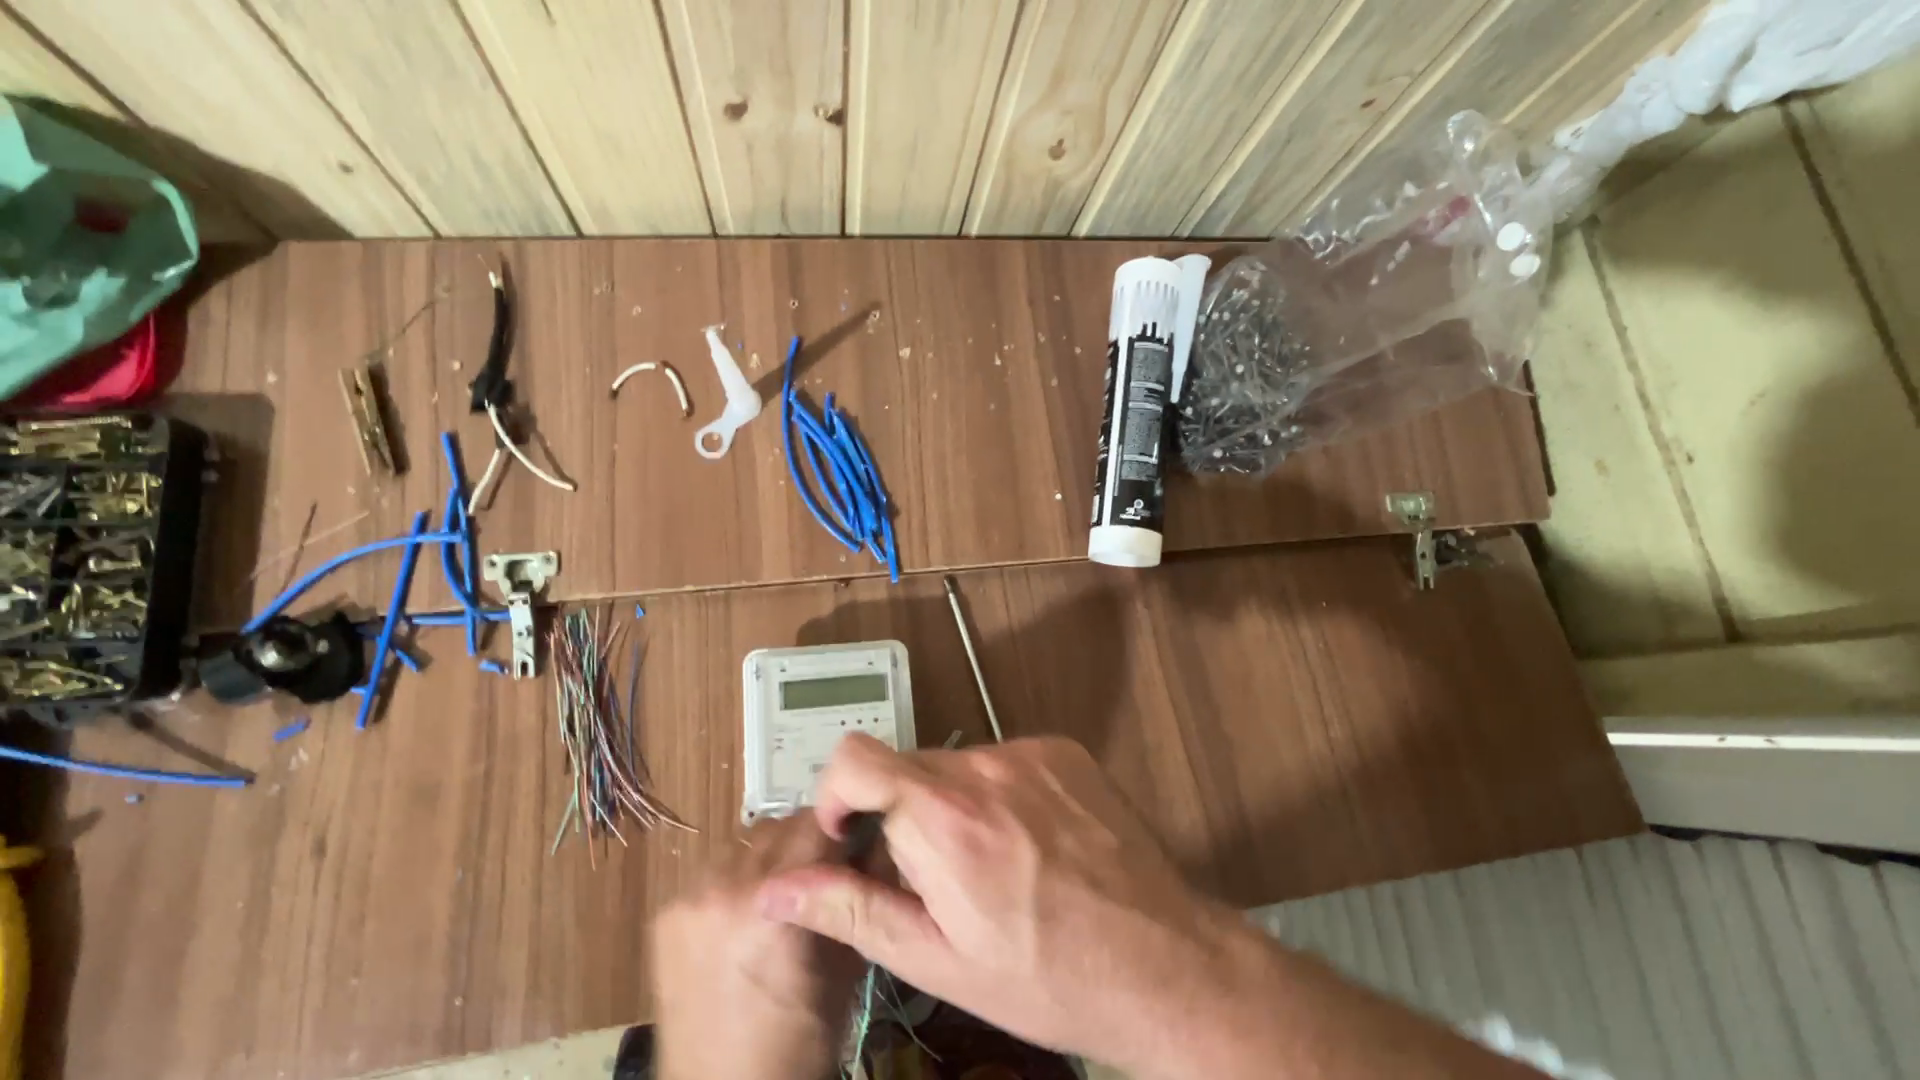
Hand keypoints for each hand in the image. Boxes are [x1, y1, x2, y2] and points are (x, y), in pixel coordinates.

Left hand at [650, 813, 864, 1079]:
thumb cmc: (798, 1041)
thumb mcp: (845, 971)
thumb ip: (855, 899)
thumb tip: (875, 845)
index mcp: (774, 906)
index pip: (817, 825)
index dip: (843, 828)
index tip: (857, 842)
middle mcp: (724, 889)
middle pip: (779, 826)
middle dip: (807, 841)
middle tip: (825, 870)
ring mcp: (689, 898)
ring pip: (745, 843)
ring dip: (771, 856)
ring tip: (785, 893)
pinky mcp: (667, 912)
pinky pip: (714, 870)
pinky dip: (737, 879)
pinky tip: (748, 913)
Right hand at [754, 734, 1234, 1073]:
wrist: (1165, 964)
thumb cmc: (1050, 977)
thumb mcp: (938, 959)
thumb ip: (850, 910)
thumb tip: (777, 891)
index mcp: (944, 821)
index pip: (854, 758)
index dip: (838, 794)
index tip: (855, 838)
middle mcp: (985, 770)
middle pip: (905, 766)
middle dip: (902, 815)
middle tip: (934, 878)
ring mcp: (1031, 755)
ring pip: (955, 765)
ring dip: (952, 806)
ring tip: (991, 867)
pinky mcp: (1065, 752)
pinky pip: (1003, 760)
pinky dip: (999, 793)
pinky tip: (1028, 846)